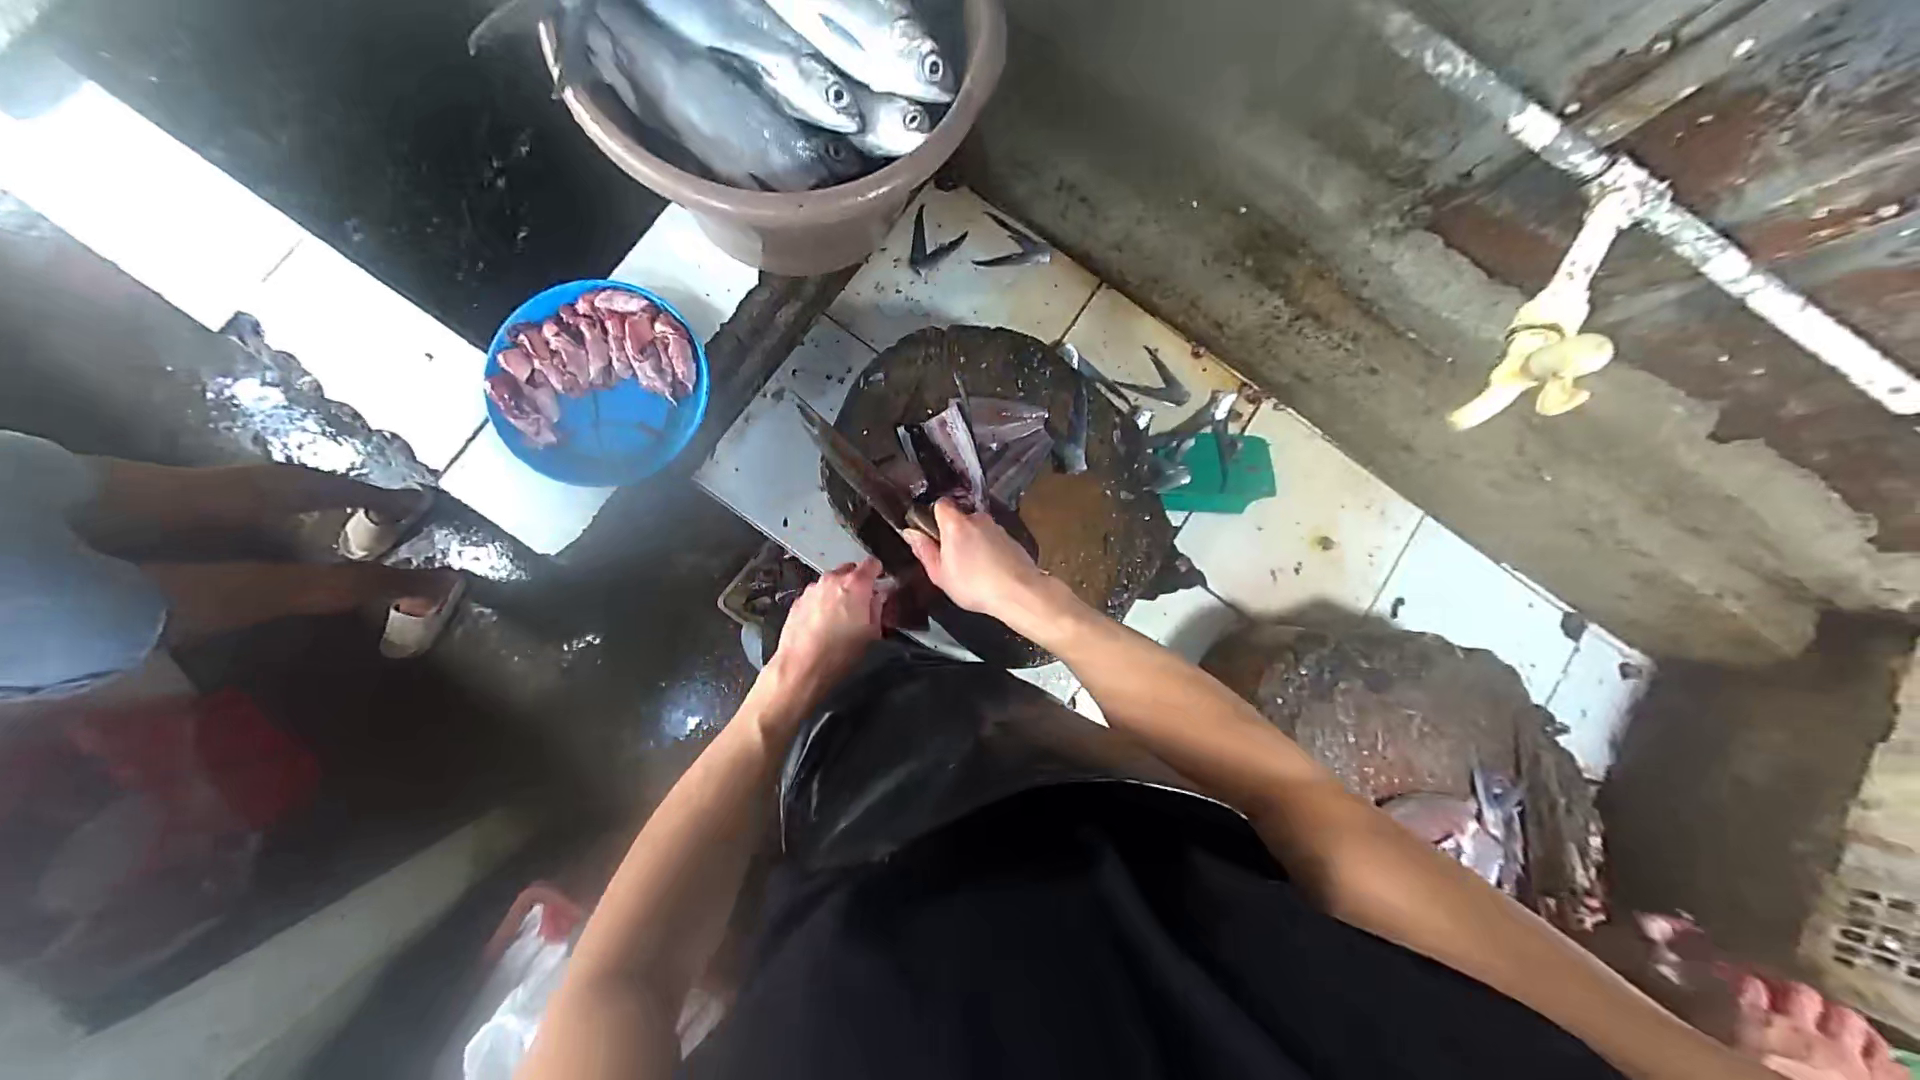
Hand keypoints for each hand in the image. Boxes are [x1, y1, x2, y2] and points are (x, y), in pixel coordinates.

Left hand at [765, 558, 884, 698]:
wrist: (803, 666)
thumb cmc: (838, 653)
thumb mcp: (872, 633)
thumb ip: (877, 609)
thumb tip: (877, 599)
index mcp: (856, 584)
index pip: (871, 563)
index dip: (878, 571)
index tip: (879, 580)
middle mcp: (832, 581)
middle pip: (849, 570)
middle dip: (857, 582)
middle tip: (862, 603)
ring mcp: (813, 590)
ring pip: (831, 583)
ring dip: (838, 593)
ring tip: (841, 618)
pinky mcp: (798, 602)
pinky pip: (816, 596)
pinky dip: (822, 604)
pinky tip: (824, 624)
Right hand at [902, 499, 1051, 621]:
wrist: (1018, 592)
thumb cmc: (976, 586)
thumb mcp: (940, 574)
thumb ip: (924, 550)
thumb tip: (912, 534)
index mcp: (955, 524)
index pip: (941, 504)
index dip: (935, 517)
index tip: (932, 535)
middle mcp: (978, 519)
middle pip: (960, 518)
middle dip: (954, 535)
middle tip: (951, 560)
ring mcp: (997, 528)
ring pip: (978, 530)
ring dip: (973, 544)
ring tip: (972, 570)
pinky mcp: (1011, 539)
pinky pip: (993, 540)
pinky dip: (989, 551)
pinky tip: (988, 572)